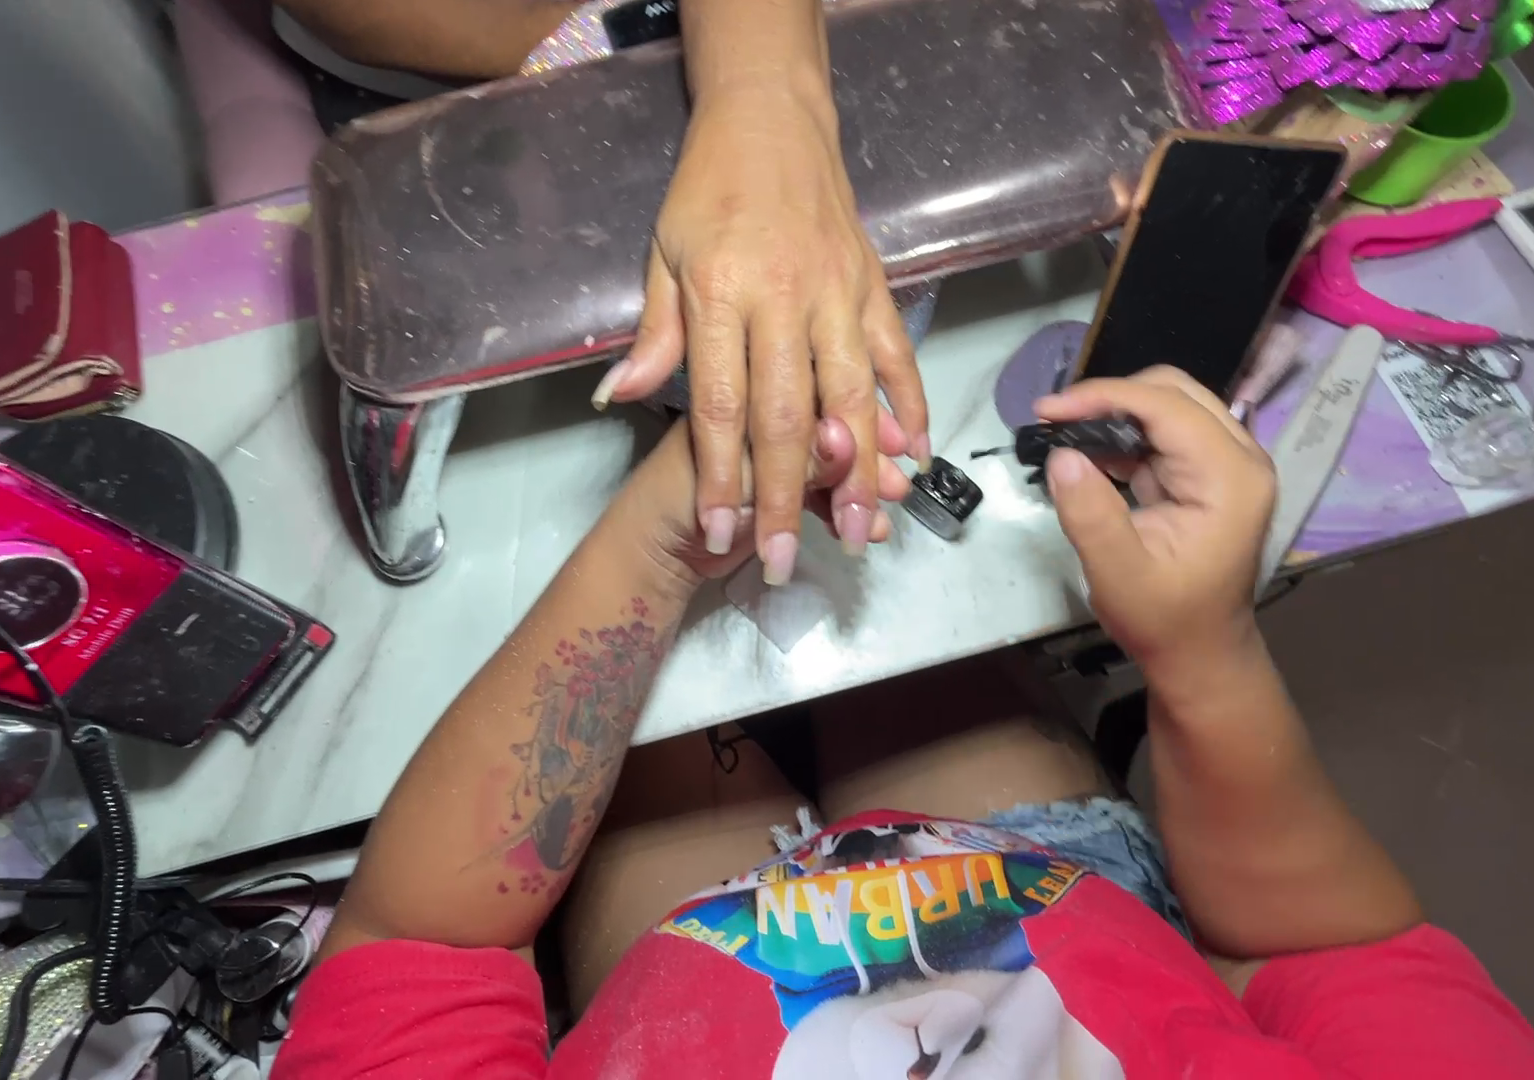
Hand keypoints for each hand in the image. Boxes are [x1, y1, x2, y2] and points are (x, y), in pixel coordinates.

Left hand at [596, 85, 929, 585]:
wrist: (773, 117)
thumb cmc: (707, 192)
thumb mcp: (662, 255)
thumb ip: (653, 335)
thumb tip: (618, 397)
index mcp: (721, 293)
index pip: (719, 405)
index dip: (719, 476)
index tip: (718, 534)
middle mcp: (785, 298)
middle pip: (788, 415)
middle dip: (788, 495)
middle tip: (788, 559)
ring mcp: (839, 293)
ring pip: (854, 395)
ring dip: (860, 470)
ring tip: (863, 530)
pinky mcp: (875, 286)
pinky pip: (896, 354)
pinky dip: (910, 404)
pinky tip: (915, 454)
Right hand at [1038, 367, 1274, 668]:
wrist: (1197, 651)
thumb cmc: (1163, 618)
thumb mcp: (1117, 572)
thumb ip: (1089, 513)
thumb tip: (1061, 455)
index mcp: (1229, 478)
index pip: (1167, 408)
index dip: (1104, 398)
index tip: (1047, 410)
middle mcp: (1237, 459)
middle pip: (1173, 393)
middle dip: (1108, 397)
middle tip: (1053, 418)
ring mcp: (1223, 466)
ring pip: (1165, 409)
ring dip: (1111, 414)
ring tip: (1061, 433)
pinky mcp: (1202, 476)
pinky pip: (1159, 435)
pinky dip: (1118, 437)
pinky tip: (1084, 455)